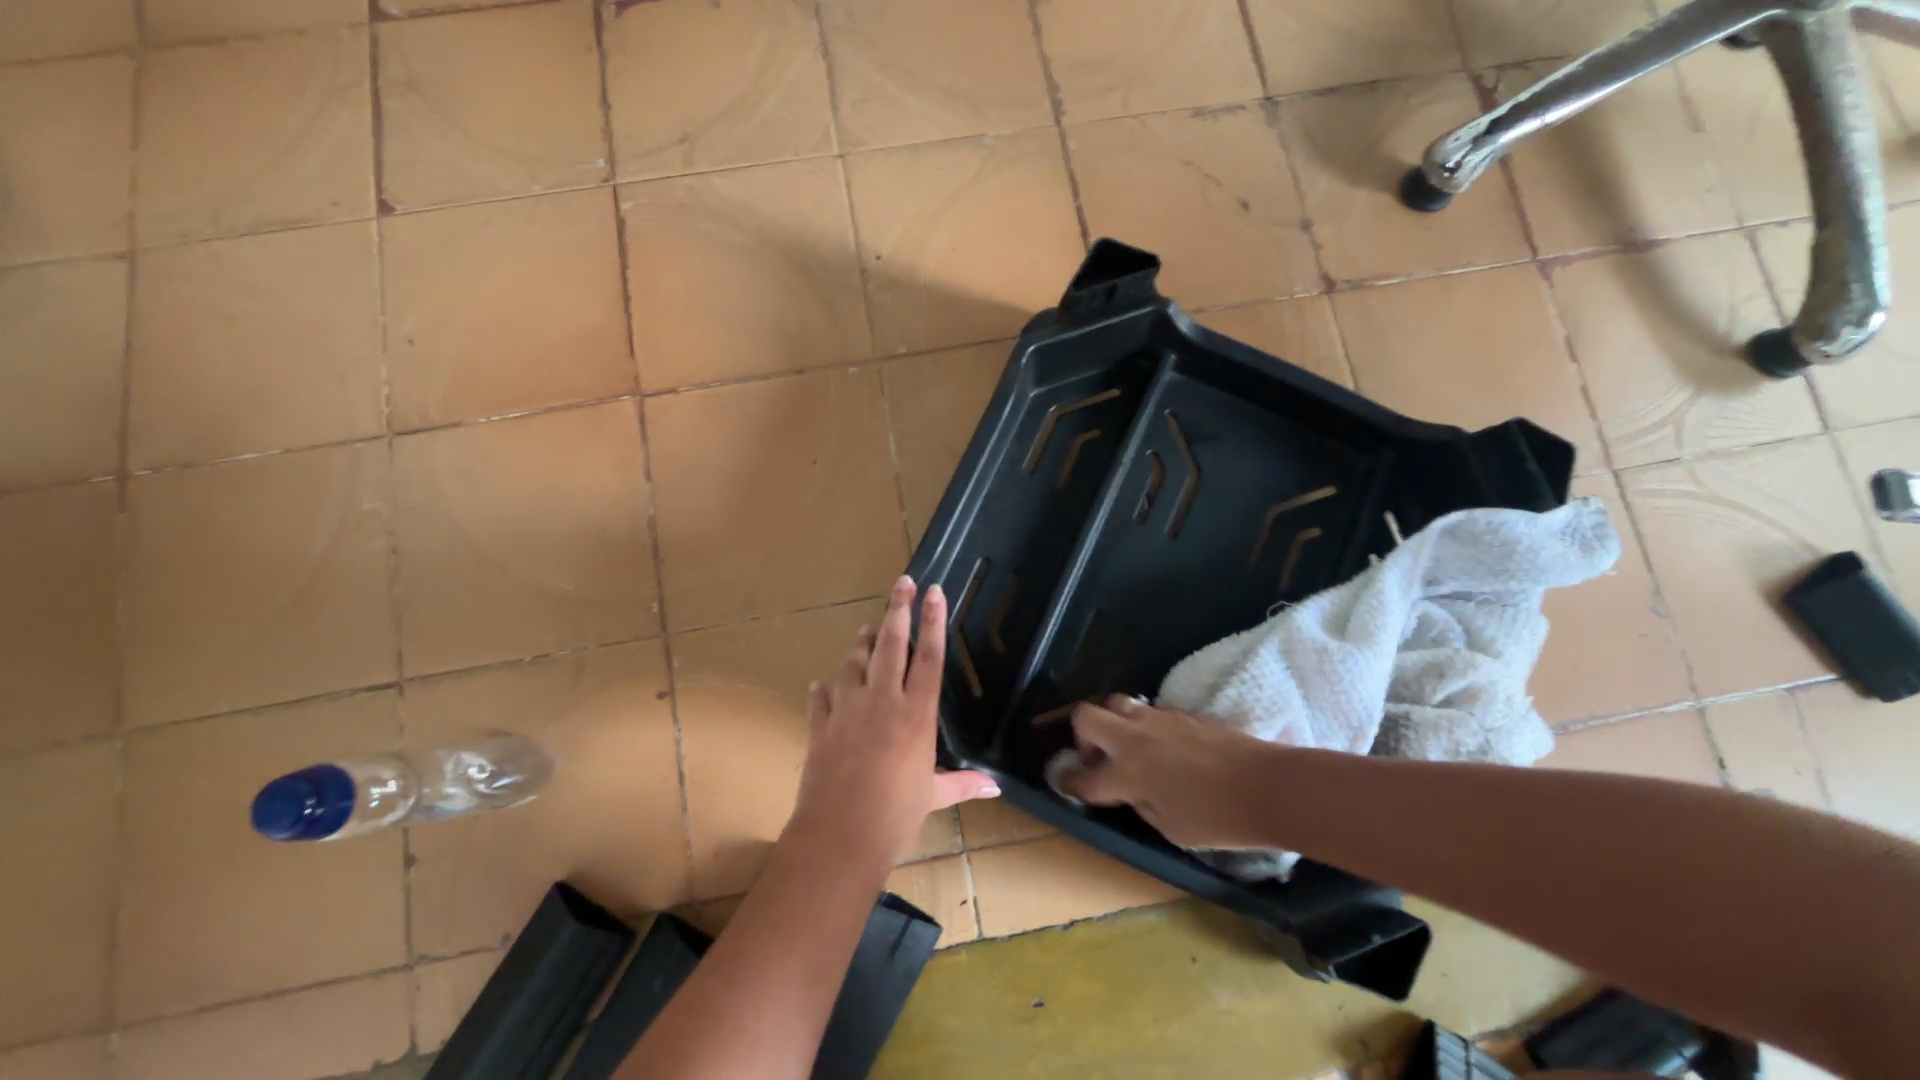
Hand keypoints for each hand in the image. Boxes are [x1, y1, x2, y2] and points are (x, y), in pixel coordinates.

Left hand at [790, 575, 999, 860]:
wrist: (841, 831)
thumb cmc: (896, 812)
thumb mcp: (934, 795)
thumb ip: (963, 784)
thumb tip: (995, 788)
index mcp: (916, 713)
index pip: (930, 657)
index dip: (933, 622)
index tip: (934, 592)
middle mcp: (882, 701)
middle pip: (892, 646)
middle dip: (898, 611)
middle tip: (901, 583)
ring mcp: (847, 709)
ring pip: (854, 664)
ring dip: (862, 644)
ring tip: (867, 629)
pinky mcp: (820, 726)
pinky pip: (820, 700)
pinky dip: (823, 690)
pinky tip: (820, 685)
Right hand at [1052, 695, 1280, 849]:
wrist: (1269, 787)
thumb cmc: (1219, 819)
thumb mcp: (1171, 829)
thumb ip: (1141, 805)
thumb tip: (1132, 791)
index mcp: (1128, 774)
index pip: (1083, 779)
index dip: (1070, 785)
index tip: (1067, 786)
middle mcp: (1135, 739)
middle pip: (1085, 716)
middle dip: (1081, 736)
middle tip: (1098, 758)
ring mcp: (1159, 720)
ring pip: (1116, 703)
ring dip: (1112, 722)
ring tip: (1130, 747)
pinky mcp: (1183, 713)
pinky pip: (1150, 711)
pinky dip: (1145, 725)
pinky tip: (1163, 748)